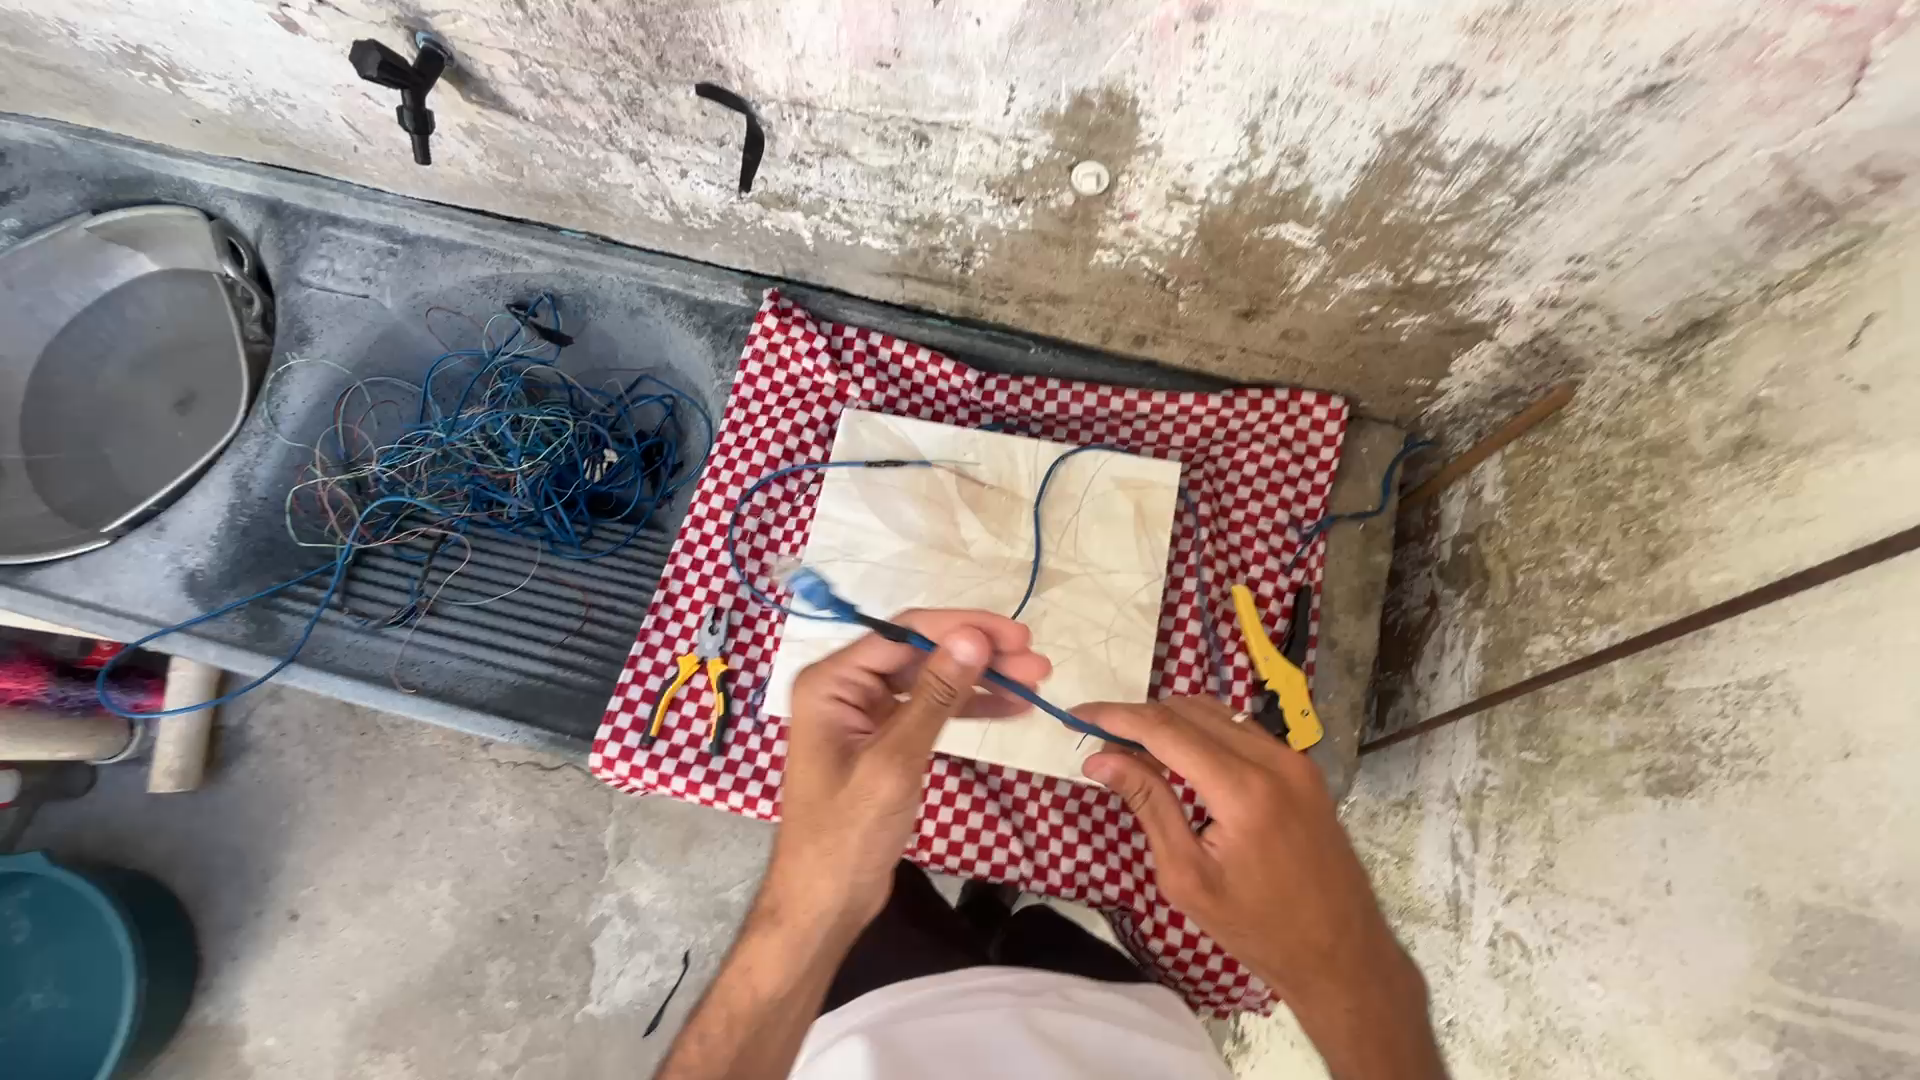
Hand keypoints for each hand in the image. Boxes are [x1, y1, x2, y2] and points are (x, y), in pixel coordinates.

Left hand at [770, 610, 1050, 935]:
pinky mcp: (885, 737)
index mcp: (832, 681)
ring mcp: (866, 712)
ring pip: (932, 679)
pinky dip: (969, 708)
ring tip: (1036, 680)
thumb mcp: (895, 761)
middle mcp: (846, 686)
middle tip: (1035, 660)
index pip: (904, 635)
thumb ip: (936, 696)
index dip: (961, 629)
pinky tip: (1011, 707)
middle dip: (979, 654)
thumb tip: (974, 638)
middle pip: (922, 653)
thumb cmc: (847, 834)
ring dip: (982, 679)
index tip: (1015, 637)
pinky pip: (931, 710)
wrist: (826, 904)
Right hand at [1077, 697, 1443, 1077]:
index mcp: (1243, 789)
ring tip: (1133, 747)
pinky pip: (1239, 727)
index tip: (1074, 716)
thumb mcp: (1187, 877)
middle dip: (1136, 716)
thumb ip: (1147, 804)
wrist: (1343, 957)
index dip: (1113, 717)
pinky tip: (1179, 755)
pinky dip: (1201, 729)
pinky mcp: (1302, 766)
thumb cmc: (1257, 929)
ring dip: (1168, 719)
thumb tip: (1100, 759)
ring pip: (1214, 710)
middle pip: (1186, 709)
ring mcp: (1293, 758)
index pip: (1163, 729)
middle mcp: (1272, 759)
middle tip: (1100, 740)